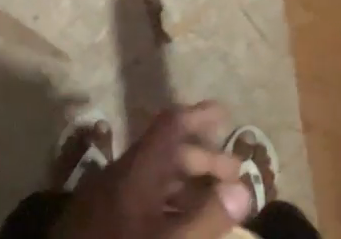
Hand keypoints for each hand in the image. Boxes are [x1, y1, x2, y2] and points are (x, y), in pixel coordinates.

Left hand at [51, 102, 252, 238]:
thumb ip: (206, 218)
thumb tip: (243, 190)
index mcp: (135, 172)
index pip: (170, 126)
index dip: (199, 116)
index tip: (226, 115)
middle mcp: (119, 176)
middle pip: (165, 153)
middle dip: (202, 158)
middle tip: (235, 175)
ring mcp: (105, 199)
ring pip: (153, 178)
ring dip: (186, 184)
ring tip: (214, 202)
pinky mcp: (97, 221)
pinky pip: (140, 199)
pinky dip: (166, 203)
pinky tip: (180, 225)